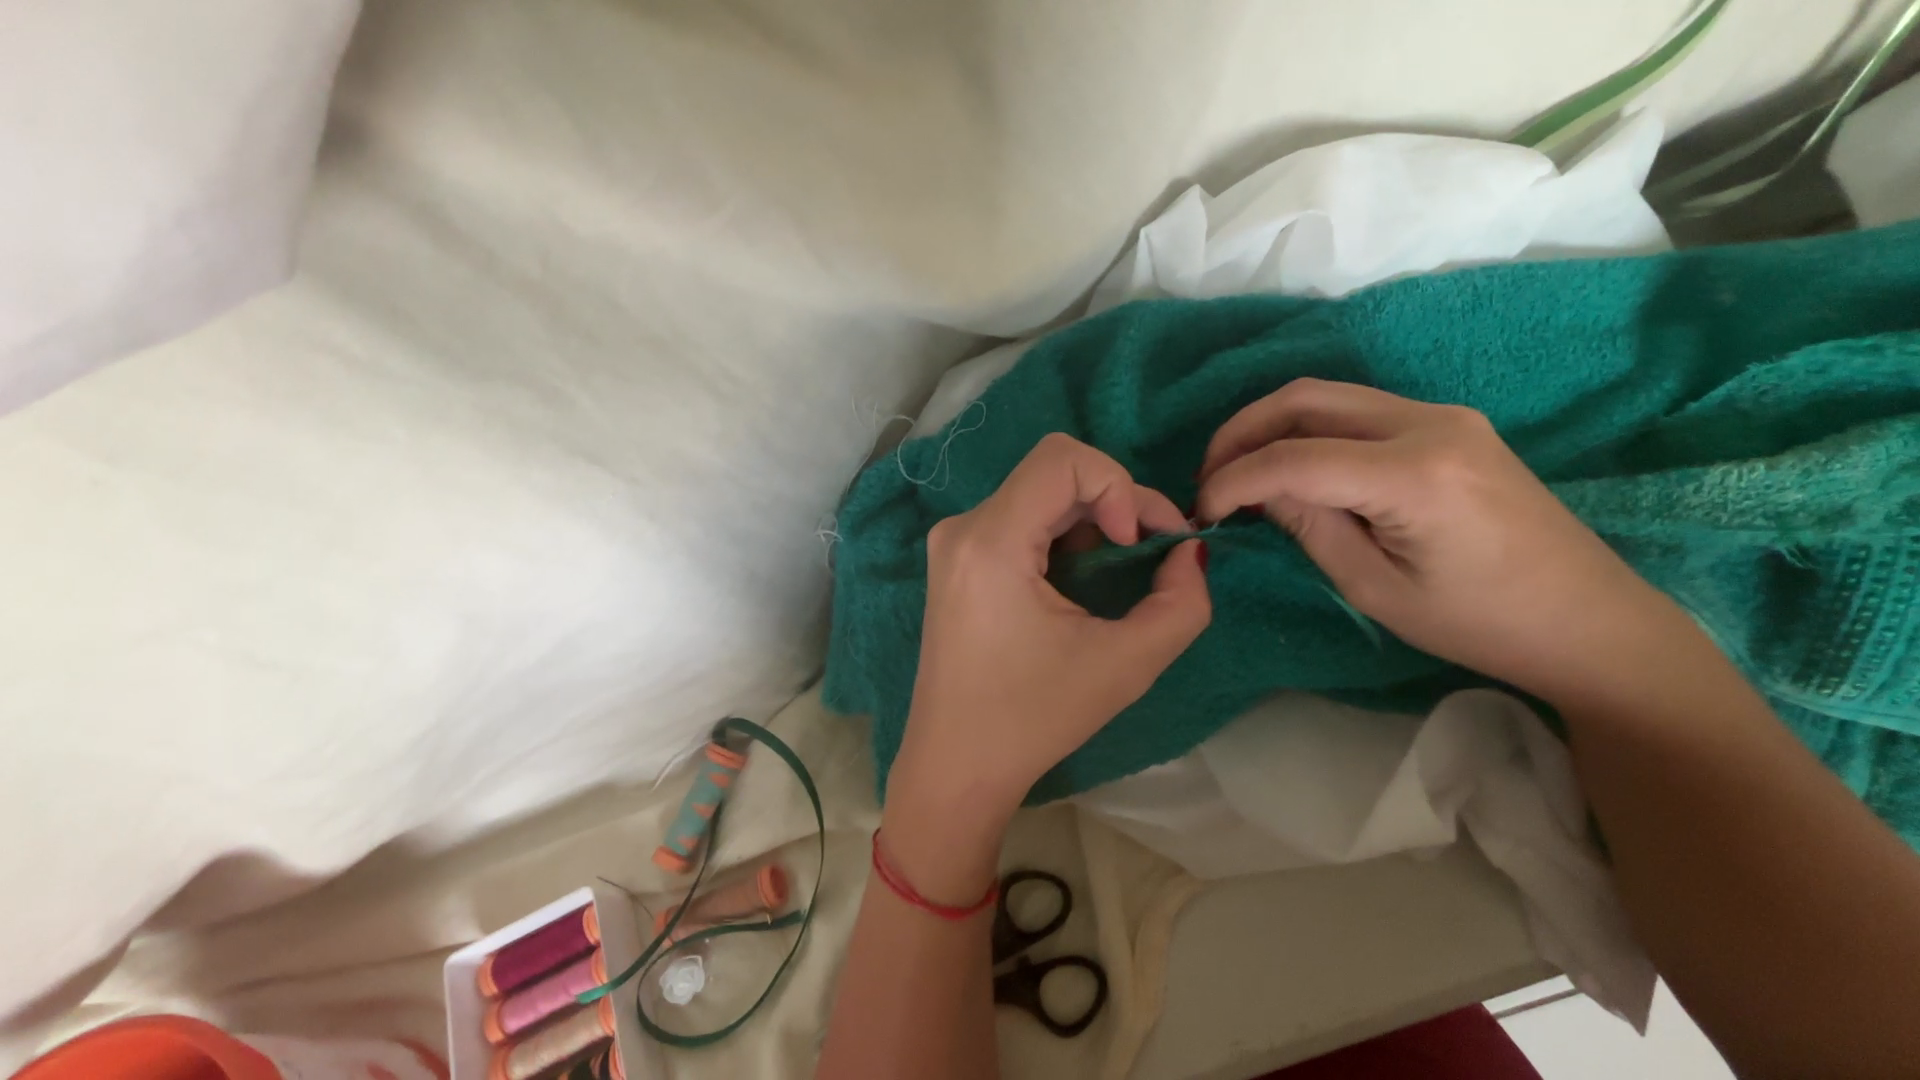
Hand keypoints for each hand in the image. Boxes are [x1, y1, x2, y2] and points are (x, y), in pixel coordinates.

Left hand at [892, 434, 1211, 830]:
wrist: (957, 763)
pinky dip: (1064, 535)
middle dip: (1116, 501)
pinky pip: (1021, 519)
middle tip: (1153, 552)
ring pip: (1040, 493)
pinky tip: (1083, 580)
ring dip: (1093, 519)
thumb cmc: (1034, 718)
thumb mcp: (1126, 665)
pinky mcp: (958, 561)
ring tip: (1123, 570)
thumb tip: (1189, 554)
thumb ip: (1181, 604)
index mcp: (990, 542)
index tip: (1136, 545)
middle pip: (1054, 472)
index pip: (1063, 459)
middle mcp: (963, 528)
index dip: (1118, 486)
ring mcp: (954, 543)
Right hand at [1194, 379, 1686, 700]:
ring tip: (1239, 473)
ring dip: (1273, 427)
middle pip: (1305, 399)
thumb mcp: (1377, 589)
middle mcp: (1430, 422)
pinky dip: (1311, 431)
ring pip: (1330, 397)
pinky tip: (1292, 468)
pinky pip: (1359, 411)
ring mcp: (1445, 416)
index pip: (1294, 457)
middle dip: (1241, 432)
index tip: (1200, 511)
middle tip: (1208, 478)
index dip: (1233, 479)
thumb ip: (1311, 528)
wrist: (1588, 621)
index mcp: (1414, 473)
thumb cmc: (1481, 624)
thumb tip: (1260, 494)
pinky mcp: (1450, 425)